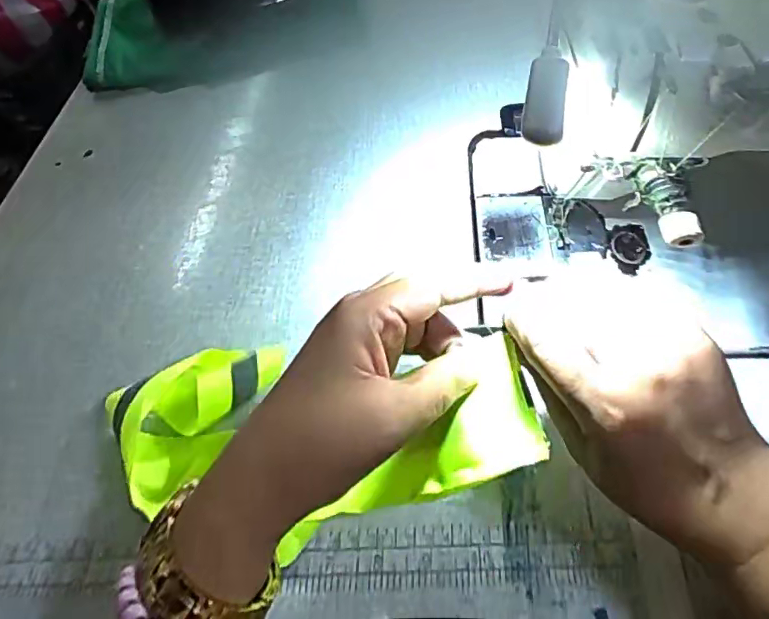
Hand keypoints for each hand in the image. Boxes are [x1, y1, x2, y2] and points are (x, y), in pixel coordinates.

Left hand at [174, 268, 513, 600]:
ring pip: (412, 319)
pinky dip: (420, 354)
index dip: (478, 281)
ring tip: (456, 376)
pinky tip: (431, 378)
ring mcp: (349, 331)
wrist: (255, 487)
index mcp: (369, 312)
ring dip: (438, 341)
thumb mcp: (398, 414)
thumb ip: (446, 380)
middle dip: (457, 314)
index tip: (513, 281)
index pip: (436, 284)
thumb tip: (475, 360)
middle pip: (423, 294)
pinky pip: (396, 339)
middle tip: (489, 333)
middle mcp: (359, 310)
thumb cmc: (326, 444)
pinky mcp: (346, 354)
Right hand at [504, 275, 768, 567]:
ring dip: (579, 285)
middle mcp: (637, 360)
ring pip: (610, 288)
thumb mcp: (586, 455)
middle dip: (547, 296)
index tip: (510, 309)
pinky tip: (606, 296)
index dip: (521, 317)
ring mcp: (670, 338)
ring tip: (565, 290)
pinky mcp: (692, 328)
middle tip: (534, 297)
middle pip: (576, 303)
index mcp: (606, 401)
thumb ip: (554, 395)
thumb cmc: (651, 487)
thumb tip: (527, 348)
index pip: (548, 338)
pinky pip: (644, 293)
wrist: (729, 485)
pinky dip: (617, 290)